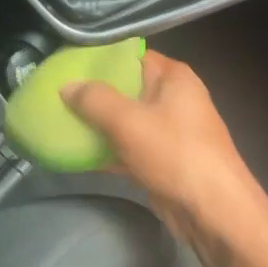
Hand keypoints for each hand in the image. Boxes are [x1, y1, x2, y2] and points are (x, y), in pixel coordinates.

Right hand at [63, 51, 267, 229]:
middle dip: (92, 96)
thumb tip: (67, 86)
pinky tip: (75, 156)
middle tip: (56, 98)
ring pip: (124, 122)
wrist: (211, 210)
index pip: (131, 56)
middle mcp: (173, 99)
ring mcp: (168, 133)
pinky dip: (105, 152)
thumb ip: (94, 100)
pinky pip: (127, 150)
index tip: (66, 67)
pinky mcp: (161, 162)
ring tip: (58, 124)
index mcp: (173, 77)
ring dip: (96, 126)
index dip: (99, 60)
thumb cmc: (174, 153)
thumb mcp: (128, 121)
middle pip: (125, 89)